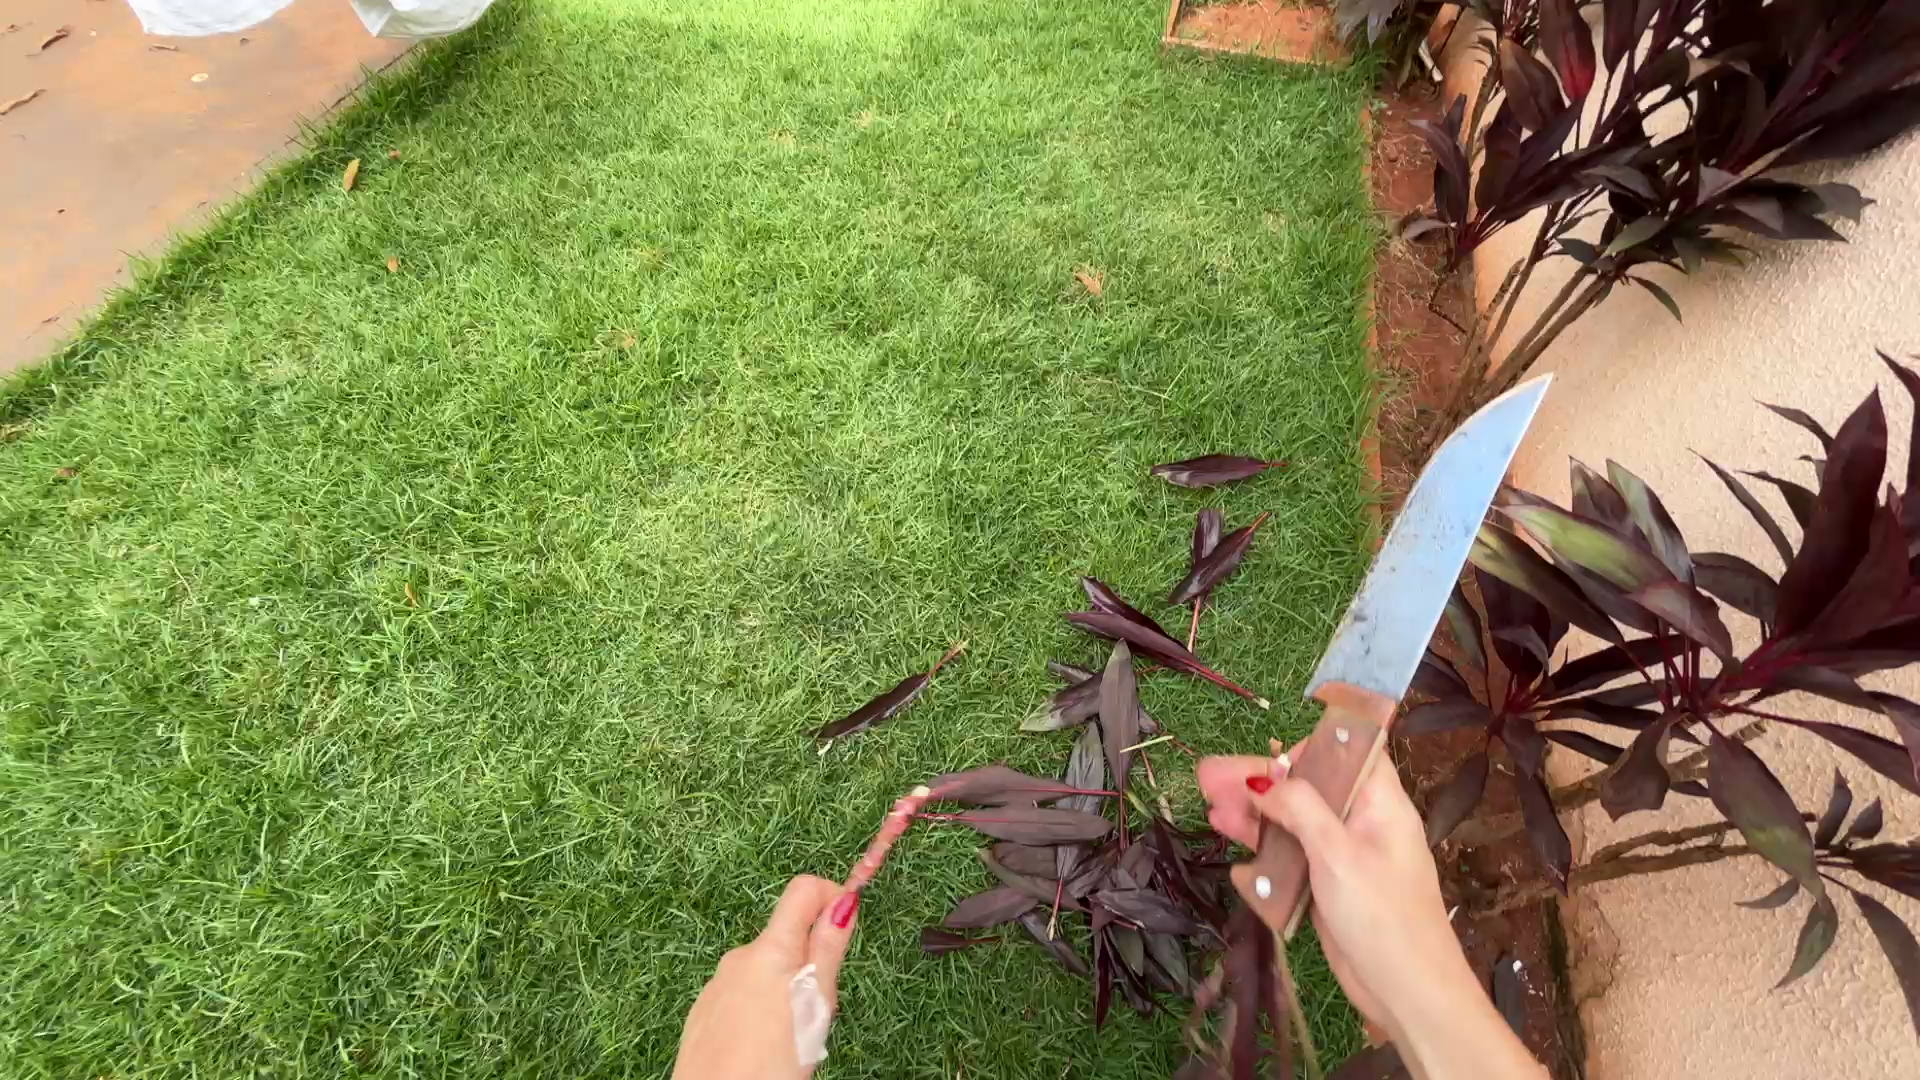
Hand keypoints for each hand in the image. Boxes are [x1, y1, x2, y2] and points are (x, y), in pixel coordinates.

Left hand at [672, 876, 859, 1079]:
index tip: (844, 928)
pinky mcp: (702, 1014)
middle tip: (817, 1010)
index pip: (804, 889)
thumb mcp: (816, 1004)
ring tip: (789, 1038)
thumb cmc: (775, 1060)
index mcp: (771, 947)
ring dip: (784, 989)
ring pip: (765, 970)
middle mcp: (740, 955)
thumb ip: (828, 948)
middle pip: (787, 937)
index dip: (830, 896)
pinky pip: (742, 995)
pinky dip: (759, 1009)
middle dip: (810, 961)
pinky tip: (760, 1048)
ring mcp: (716, 985)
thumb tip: (844, 898)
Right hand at [1197, 750, 1542, 1079]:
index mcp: (1379, 804)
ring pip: (1288, 817)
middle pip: (1302, 785)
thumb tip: (1262, 779)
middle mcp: (1359, 820)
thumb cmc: (1384, 919)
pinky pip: (1287, 849)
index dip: (1312, 744)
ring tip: (1208, 804)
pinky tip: (1229, 838)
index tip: (1272, 749)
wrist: (1409, 998)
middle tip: (1208, 775)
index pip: (1349, 752)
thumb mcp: (1340, 855)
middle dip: (1256, 778)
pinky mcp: (1324, 881)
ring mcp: (1339, 852)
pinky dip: (1259, 841)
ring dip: (1249, 809)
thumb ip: (1300, 809)